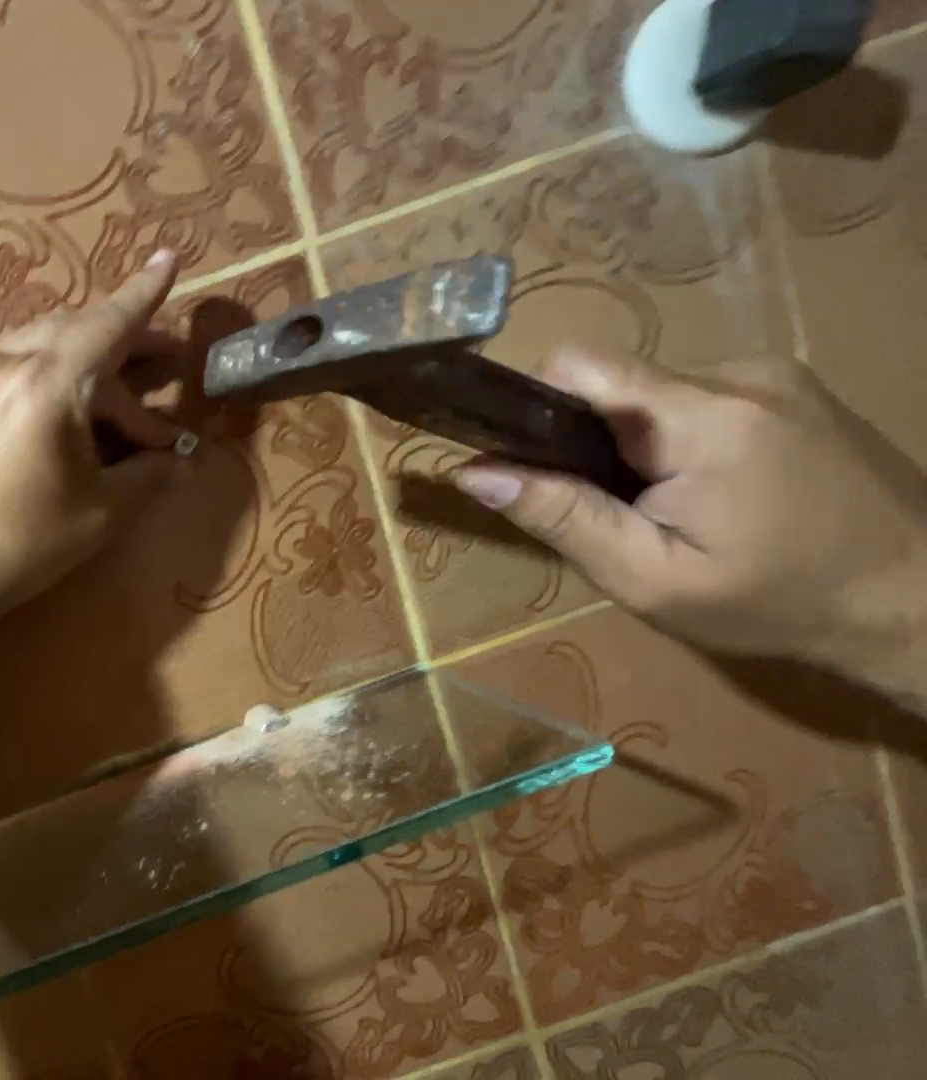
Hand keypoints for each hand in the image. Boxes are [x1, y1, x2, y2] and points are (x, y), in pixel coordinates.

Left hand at [0, 251, 187, 621]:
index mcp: (45, 386)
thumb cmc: (20, 548)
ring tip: (110, 400)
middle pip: (74, 333)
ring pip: (35, 346)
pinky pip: (1, 364)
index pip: (108, 325)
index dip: (144, 296)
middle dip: (122, 345)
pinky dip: (37, 374)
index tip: (168, 260)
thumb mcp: (99, 514)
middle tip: (162, 367)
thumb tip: (182, 459)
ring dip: (79, 364)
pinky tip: (52, 408)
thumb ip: (148, 474)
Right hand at [454, 347, 926, 685]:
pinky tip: (709, 492)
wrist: (922, 606)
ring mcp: (774, 377)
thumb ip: (561, 517)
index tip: (540, 465)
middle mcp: (740, 376)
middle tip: (620, 511)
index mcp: (703, 418)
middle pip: (612, 386)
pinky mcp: (791, 389)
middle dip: (590, 443)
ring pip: (649, 395)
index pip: (577, 366)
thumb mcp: (648, 576)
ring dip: (634, 445)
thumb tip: (473, 473)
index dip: (537, 407)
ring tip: (671, 509)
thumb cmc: (775, 602)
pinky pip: (691, 400)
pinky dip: (675, 441)